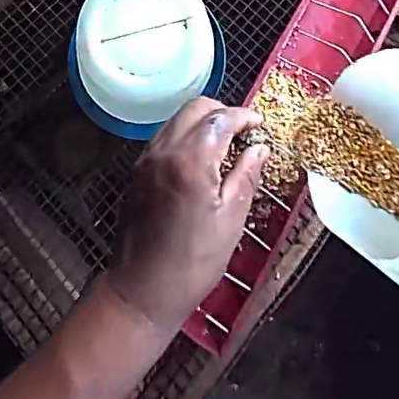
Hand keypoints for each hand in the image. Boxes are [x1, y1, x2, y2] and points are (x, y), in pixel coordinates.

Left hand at [106, 98, 267, 330]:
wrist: (142, 290)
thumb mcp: (231, 220)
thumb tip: (260, 148)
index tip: (260, 125)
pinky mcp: (138, 169)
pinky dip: (186, 135)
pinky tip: (200, 160)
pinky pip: (166, 136)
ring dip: (203, 122)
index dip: (244, 117)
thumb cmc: (193, 262)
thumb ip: (246, 175)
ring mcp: (147, 158)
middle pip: (196, 108)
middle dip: (223, 113)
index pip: (220, 118)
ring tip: (225, 146)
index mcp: (190, 160)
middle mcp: (165, 149)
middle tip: (244, 134)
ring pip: (178, 119)